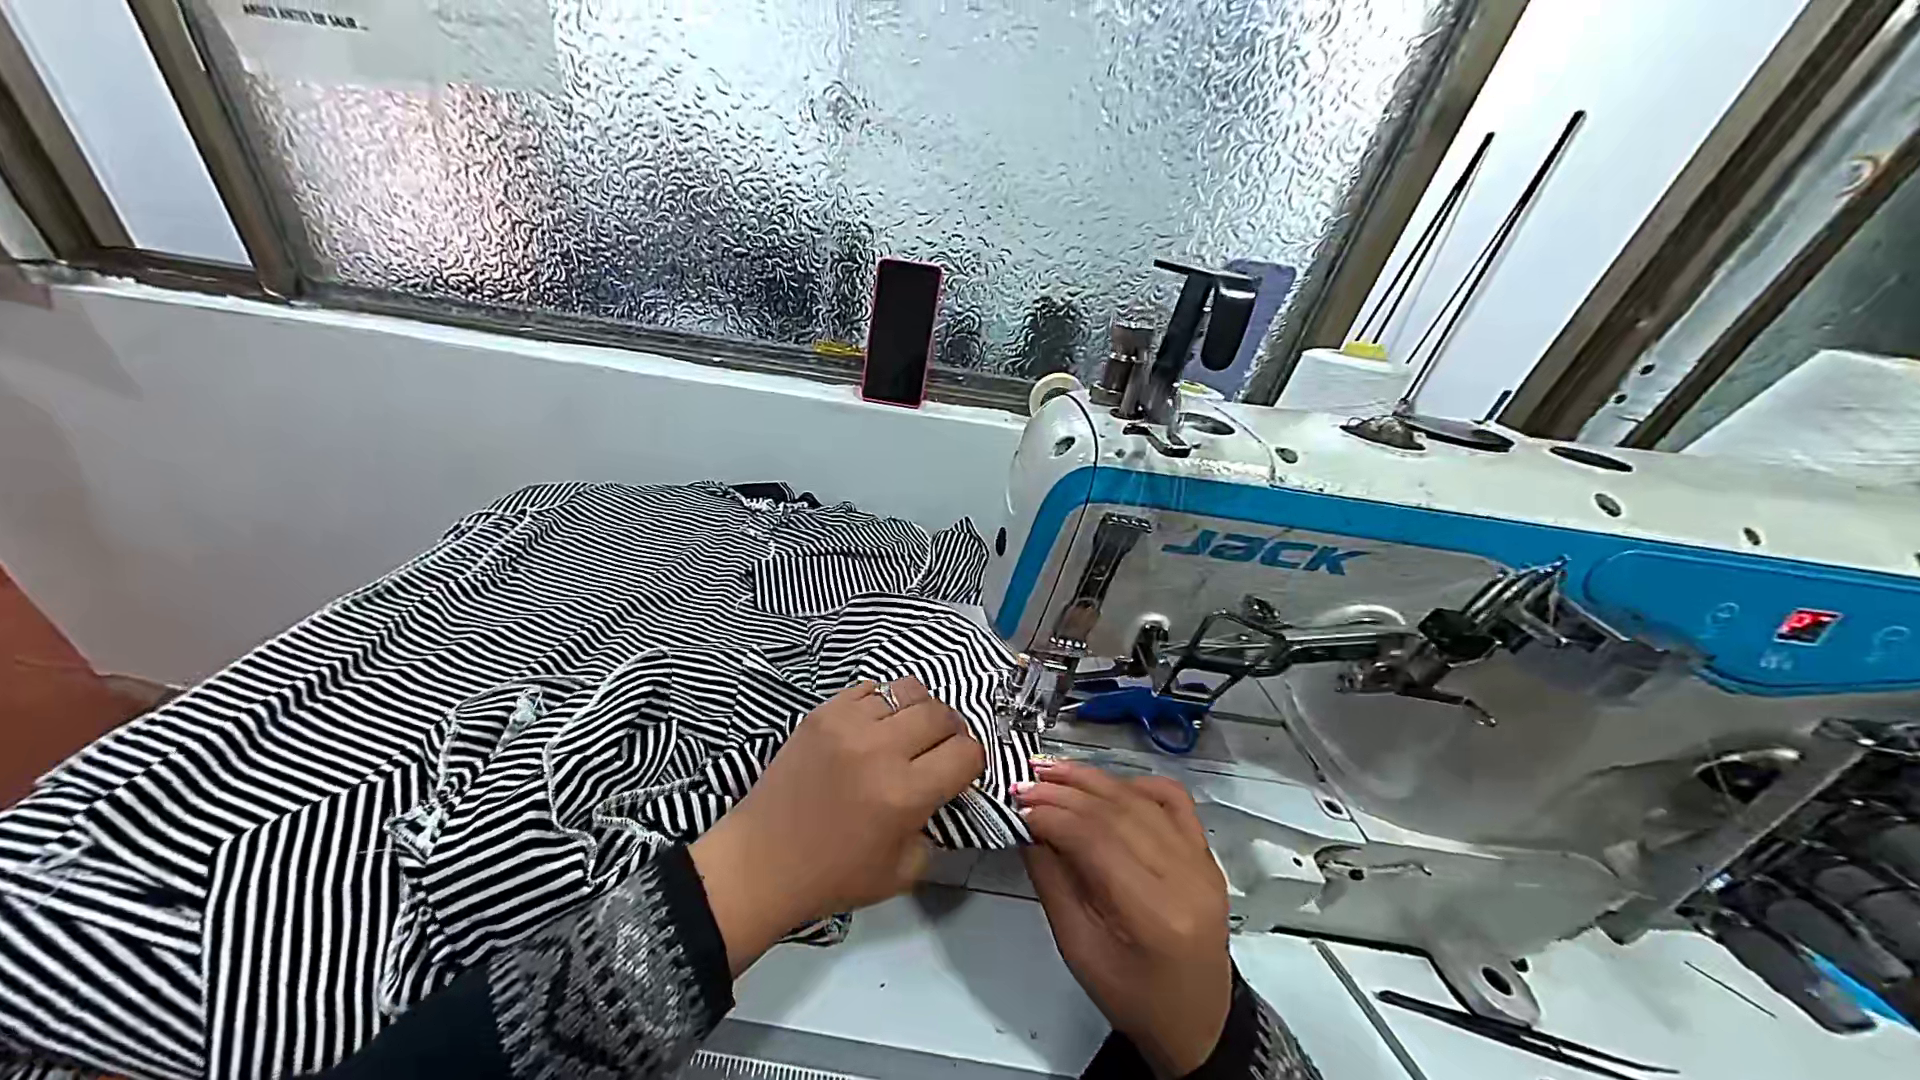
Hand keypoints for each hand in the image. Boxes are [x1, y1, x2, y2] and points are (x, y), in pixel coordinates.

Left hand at [690, 678, 985, 973]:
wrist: (762, 861)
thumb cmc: (834, 875)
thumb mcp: (904, 869)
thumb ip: (937, 826)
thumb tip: (948, 789)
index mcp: (904, 794)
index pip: (966, 753)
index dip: (972, 763)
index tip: (960, 772)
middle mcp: (880, 750)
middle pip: (942, 715)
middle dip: (952, 732)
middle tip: (939, 749)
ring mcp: (848, 724)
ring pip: (909, 691)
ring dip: (918, 712)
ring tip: (906, 732)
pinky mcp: (822, 712)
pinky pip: (870, 688)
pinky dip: (882, 704)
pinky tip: (874, 727)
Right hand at [1016, 761, 1232, 1078]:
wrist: (1194, 1018)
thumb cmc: (1131, 994)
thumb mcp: (1077, 947)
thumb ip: (1051, 879)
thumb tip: (1027, 825)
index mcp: (1154, 914)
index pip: (1096, 840)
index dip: (1052, 815)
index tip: (1018, 806)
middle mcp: (1185, 877)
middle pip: (1116, 812)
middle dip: (1064, 792)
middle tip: (1025, 781)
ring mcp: (1201, 860)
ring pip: (1139, 799)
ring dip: (1092, 779)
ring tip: (1052, 770)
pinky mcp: (1206, 851)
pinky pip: (1173, 798)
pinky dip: (1136, 783)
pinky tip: (1105, 783)